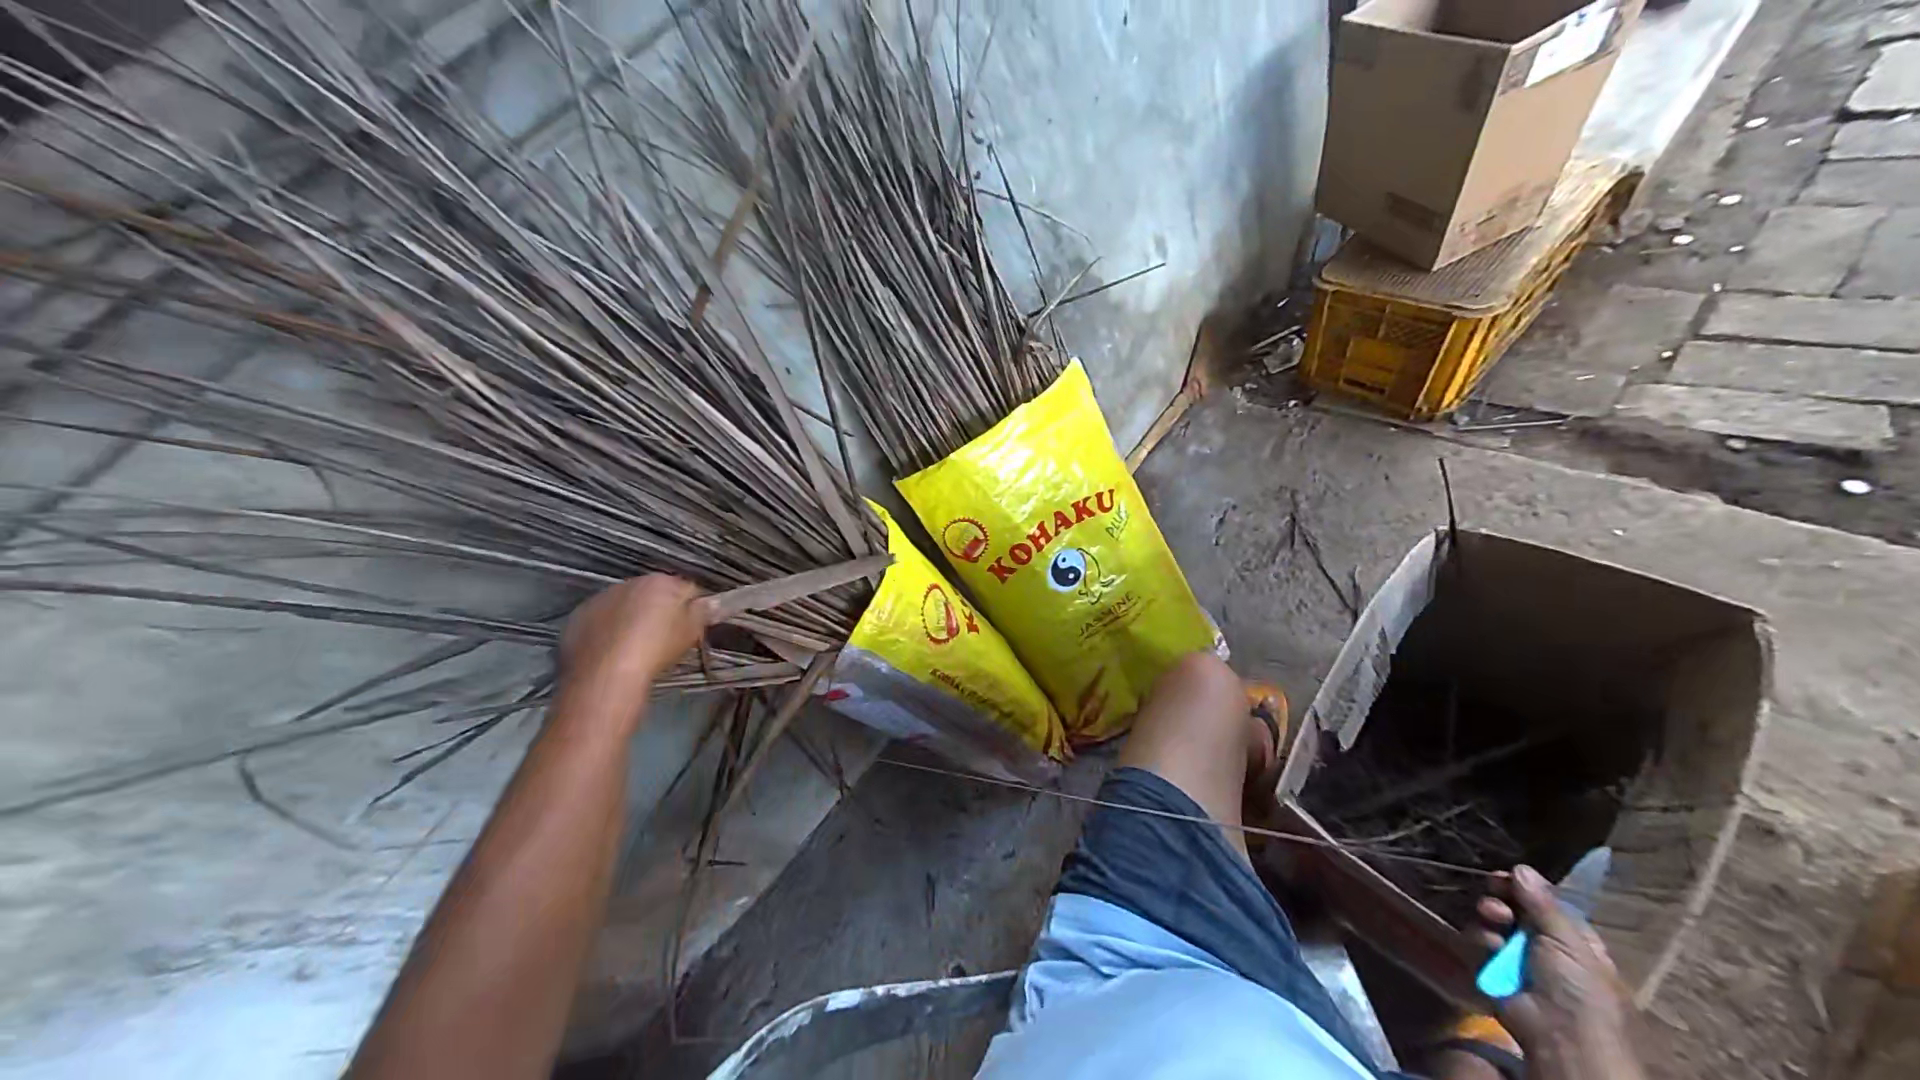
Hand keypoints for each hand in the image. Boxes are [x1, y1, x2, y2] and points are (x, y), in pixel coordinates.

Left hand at [558, 575, 711, 711]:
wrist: (605, 675)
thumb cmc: (656, 650)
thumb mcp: (691, 632)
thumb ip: (703, 612)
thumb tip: (712, 602)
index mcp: (660, 582)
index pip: (685, 589)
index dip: (690, 608)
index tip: (689, 629)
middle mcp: (628, 583)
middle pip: (652, 594)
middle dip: (658, 611)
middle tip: (662, 639)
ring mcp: (599, 599)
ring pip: (623, 606)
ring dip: (631, 619)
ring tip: (634, 648)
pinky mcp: (577, 617)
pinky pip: (600, 620)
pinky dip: (607, 630)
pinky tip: (611, 652)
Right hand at [1473, 866, 1644, 1079]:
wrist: (1560, 1036)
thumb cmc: (1578, 988)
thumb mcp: (1568, 942)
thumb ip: (1542, 904)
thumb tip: (1521, 867)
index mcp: (1574, 941)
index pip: (1545, 904)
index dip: (1525, 889)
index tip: (1505, 877)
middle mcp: (1545, 947)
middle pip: (1516, 910)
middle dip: (1503, 899)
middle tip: (1494, 893)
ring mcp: (1518, 959)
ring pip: (1495, 923)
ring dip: (1491, 915)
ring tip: (1491, 917)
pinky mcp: (1494, 970)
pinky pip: (1480, 943)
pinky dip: (1480, 938)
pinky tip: (1486, 941)